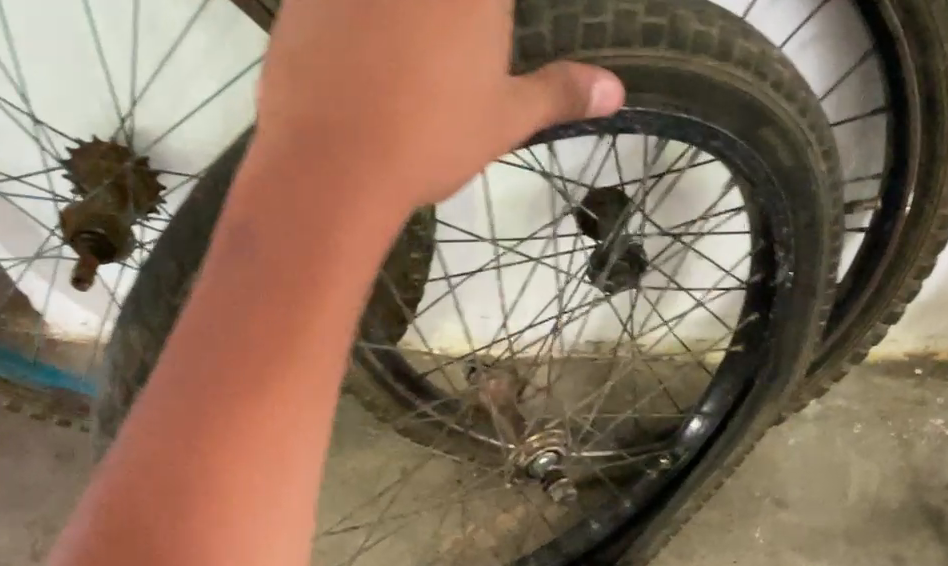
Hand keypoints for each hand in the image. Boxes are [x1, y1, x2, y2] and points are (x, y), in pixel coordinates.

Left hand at [254, 0, 624, 208]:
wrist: (331, 166)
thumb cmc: (430, 140)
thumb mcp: (504, 119)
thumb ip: (559, 94)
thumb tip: (615, 91)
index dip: (489, 16)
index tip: (484, 43)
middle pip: (448, 2)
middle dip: (451, 24)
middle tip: (449, 66)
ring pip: (394, 4)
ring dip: (402, 21)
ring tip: (406, 70)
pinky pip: (342, 3)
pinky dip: (353, 19)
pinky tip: (360, 59)